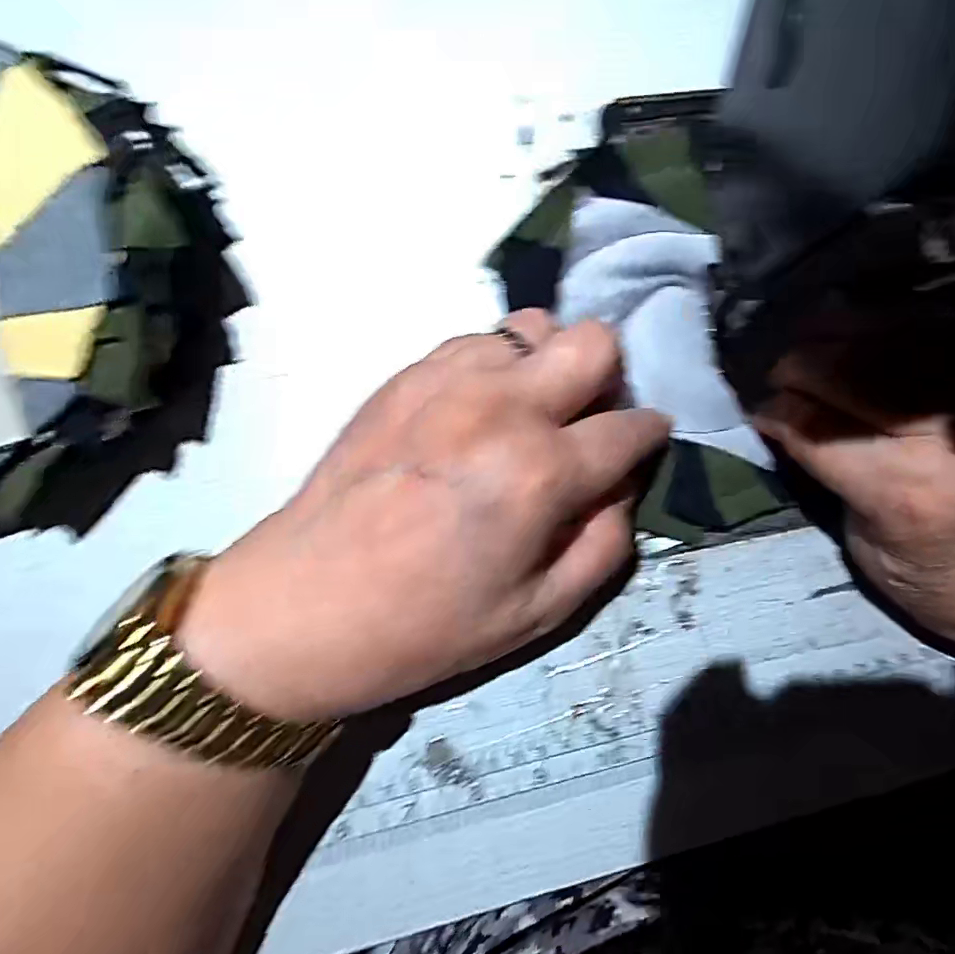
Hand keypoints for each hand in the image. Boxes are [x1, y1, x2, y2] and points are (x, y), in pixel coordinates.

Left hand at [176, 312, 669, 722]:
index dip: (647, 437)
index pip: (632, 425)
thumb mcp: (537, 613)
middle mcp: (500, 405)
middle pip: (593, 341)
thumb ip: (603, 543)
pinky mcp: (401, 378)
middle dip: (605, 379)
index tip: (638, 448)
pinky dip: (490, 368)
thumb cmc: (424, 625)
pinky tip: (469, 413)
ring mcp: (444, 382)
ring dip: (542, 367)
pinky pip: (471, 343)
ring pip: (529, 328)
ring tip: (521, 416)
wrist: (307, 603)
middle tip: (581, 424)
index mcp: (541, 471)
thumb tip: (619, 484)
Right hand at [753, 358, 954, 656]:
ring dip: (832, 340)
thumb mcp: (863, 543)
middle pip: (841, 369)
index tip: (751, 410)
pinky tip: (856, 340)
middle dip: (793, 370)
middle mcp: (946, 431)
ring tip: (808, 352)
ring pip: (882, 337)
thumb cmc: (945, 582)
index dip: (769, 410)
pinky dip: (880, 333)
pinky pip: (928, 336)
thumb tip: (783, 419)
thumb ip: (827, 473)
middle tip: (774, 381)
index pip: (808, 423)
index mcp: (902, 487)